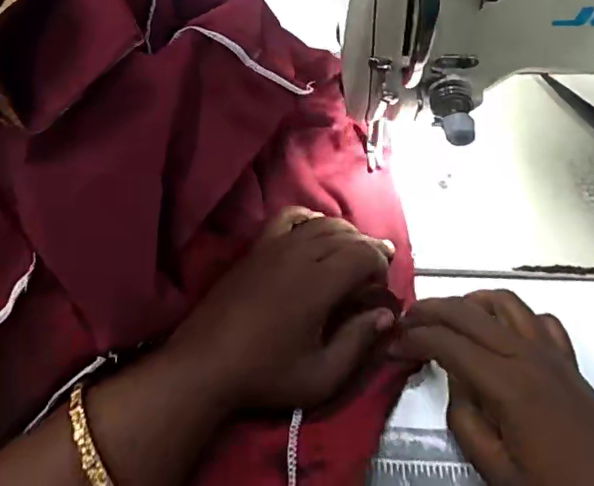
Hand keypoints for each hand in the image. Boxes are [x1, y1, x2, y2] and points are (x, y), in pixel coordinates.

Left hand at [164, 206, 396, 411]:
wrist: (208, 360)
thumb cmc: (266, 373)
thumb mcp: (321, 375)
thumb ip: (357, 342)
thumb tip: (385, 315)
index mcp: (318, 283)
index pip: (361, 253)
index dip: (380, 263)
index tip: (384, 284)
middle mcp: (299, 253)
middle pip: (344, 234)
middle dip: (367, 247)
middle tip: (376, 270)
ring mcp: (275, 244)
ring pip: (319, 222)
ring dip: (343, 232)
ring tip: (353, 252)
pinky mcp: (257, 245)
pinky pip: (288, 217)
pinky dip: (308, 217)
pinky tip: (315, 232)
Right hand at [390, 292, 593, 485]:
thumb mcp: (502, 474)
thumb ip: (467, 424)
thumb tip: (456, 386)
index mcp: (508, 384)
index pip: (447, 342)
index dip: (413, 338)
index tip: (392, 345)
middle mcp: (528, 355)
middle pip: (468, 311)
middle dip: (430, 309)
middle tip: (407, 322)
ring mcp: (552, 354)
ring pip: (503, 301)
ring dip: (470, 302)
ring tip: (451, 319)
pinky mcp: (570, 362)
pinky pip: (539, 319)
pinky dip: (514, 316)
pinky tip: (504, 333)